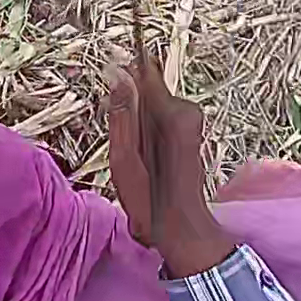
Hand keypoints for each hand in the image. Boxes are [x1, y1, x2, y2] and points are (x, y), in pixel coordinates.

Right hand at [107, 58, 235, 277]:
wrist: (179, 227)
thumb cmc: (148, 199)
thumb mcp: (123, 158)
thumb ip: (122, 114)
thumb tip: (119, 76)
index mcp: (172, 114)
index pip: (145, 73)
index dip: (123, 78)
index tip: (109, 91)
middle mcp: (187, 110)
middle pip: (147, 89)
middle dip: (128, 106)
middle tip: (121, 139)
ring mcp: (191, 119)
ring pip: (152, 104)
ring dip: (137, 120)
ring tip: (132, 151)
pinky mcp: (189, 129)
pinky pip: (160, 116)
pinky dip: (147, 129)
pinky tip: (144, 154)